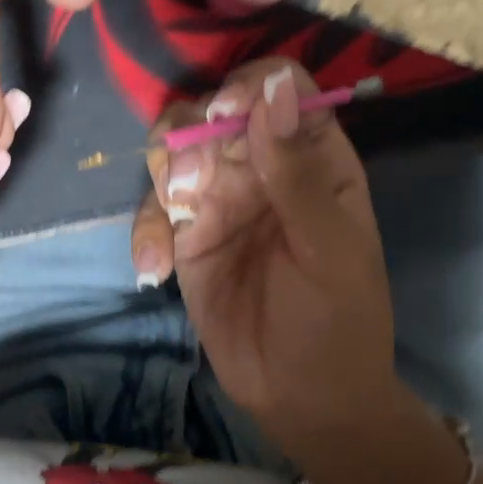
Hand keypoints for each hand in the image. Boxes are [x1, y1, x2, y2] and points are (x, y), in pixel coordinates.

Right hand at [130, 60, 395, 438]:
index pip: (282, 89)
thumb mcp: (330, 247)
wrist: (301, 397)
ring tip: (181, 216)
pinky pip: (150, 207)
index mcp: (312, 158)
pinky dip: (144, 230)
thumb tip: (274, 89)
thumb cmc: (338, 320)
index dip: (252, 86)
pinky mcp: (182, 231)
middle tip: (192, 177)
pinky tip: (155, 269)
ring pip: (173, 145)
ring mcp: (217, 196)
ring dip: (166, 169)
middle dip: (194, 130)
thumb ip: (297, 172)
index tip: (229, 113)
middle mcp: (259, 165)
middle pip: (213, 107)